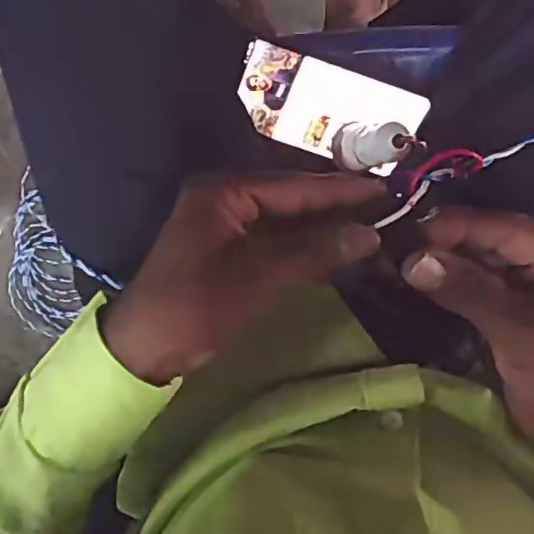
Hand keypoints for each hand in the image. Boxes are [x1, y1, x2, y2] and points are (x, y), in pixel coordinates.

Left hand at [100, 174, 384, 383]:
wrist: (146, 347)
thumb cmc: (195, 305)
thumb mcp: (257, 275)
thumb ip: (313, 250)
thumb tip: (369, 234)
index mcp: (223, 191)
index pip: (294, 185)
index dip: (341, 189)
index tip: (386, 188)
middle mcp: (224, 197)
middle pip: (292, 197)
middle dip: (337, 206)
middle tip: (388, 207)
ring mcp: (226, 223)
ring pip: (287, 220)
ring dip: (325, 227)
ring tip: (375, 226)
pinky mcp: (230, 248)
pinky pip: (275, 239)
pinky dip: (306, 246)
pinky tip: (340, 249)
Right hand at [400, 207, 533, 489]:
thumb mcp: (528, 339)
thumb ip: (473, 294)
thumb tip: (414, 259)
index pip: (507, 229)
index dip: (456, 227)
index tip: (406, 231)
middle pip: (487, 241)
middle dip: (440, 241)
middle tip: (387, 243)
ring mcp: (528, 289)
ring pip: (475, 262)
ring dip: (436, 260)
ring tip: (388, 256)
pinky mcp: (508, 312)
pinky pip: (471, 287)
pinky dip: (442, 283)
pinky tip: (409, 278)